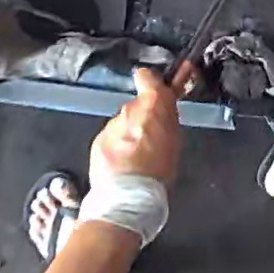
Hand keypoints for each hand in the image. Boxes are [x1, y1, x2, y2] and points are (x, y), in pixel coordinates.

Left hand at [89, 68, 184, 186]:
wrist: (127, 196)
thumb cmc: (158, 170)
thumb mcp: (176, 138)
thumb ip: (168, 116)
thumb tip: (166, 107)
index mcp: (153, 104)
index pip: (147, 76)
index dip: (153, 81)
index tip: (161, 87)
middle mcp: (129, 110)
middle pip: (137, 104)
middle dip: (144, 115)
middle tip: (153, 133)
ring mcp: (111, 125)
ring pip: (124, 122)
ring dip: (131, 132)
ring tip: (138, 154)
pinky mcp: (97, 140)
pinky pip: (111, 136)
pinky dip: (118, 145)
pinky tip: (124, 161)